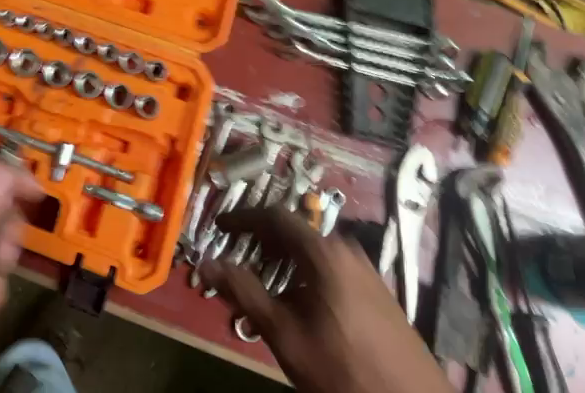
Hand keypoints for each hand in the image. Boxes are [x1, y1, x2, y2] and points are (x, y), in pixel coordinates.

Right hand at [201, 208, 450, 392]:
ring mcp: (366, 271)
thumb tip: (207, 263)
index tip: (219, 227)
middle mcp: (347, 251)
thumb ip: (244, 293)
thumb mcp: (285, 334)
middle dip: (262, 242)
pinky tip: (297, 304)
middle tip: (236, 257)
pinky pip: (332, 269)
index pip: (276, 217)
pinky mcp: (377, 292)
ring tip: (262, 284)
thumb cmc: (342, 368)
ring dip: (284, 261)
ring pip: (314, 253)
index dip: (243, 218)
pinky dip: (305, 274)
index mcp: (325, 253)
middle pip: (296, 232)